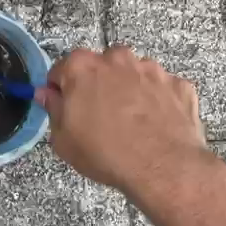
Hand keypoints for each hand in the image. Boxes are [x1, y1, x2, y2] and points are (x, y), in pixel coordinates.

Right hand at [37, 45, 211, 196]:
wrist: (162, 167)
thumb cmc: (106, 152)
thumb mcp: (63, 139)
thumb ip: (53, 109)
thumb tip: (47, 95)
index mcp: (82, 66)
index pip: (61, 70)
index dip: (61, 90)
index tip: (66, 108)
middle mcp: (116, 58)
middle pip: (100, 67)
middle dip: (98, 85)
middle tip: (99, 117)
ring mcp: (151, 69)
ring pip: (133, 74)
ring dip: (129, 90)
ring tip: (132, 123)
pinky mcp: (178, 84)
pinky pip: (162, 88)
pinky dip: (158, 101)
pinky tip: (156, 125)